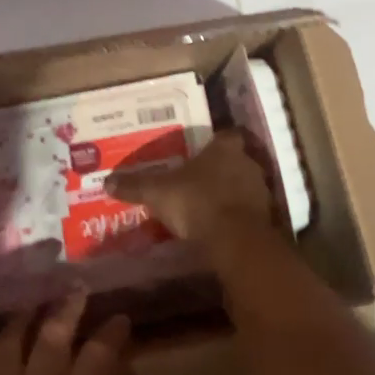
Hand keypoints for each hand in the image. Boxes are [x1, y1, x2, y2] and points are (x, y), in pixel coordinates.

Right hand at [106, 130, 274, 244]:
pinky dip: (238, 215)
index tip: (201, 152)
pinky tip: (223, 226)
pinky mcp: (267, 215)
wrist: (235, 238)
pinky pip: (250, 210)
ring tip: (210, 205)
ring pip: (245, 185)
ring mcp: (260, 189)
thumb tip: (107, 182)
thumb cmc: (196, 202)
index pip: (225, 136)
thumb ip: (136, 186)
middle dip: (221, 169)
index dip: (214, 144)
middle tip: (200, 180)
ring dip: (231, 193)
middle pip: (235, 160)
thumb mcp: (158, 193)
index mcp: (225, 148)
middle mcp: (247, 162)